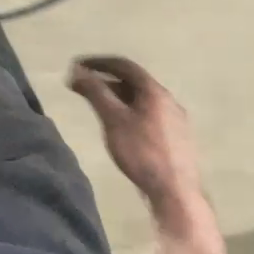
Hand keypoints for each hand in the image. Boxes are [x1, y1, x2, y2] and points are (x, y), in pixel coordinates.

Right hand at [69, 56, 213, 239]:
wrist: (175, 192)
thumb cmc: (141, 152)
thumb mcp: (113, 119)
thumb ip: (95, 92)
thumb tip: (77, 71)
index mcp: (154, 92)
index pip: (124, 65)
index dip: (98, 62)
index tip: (77, 65)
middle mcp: (168, 100)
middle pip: (133, 82)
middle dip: (105, 80)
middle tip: (83, 87)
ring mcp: (175, 120)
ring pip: (141, 99)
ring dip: (117, 96)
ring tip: (98, 106)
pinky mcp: (176, 138)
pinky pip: (148, 114)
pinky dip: (129, 110)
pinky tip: (120, 126)